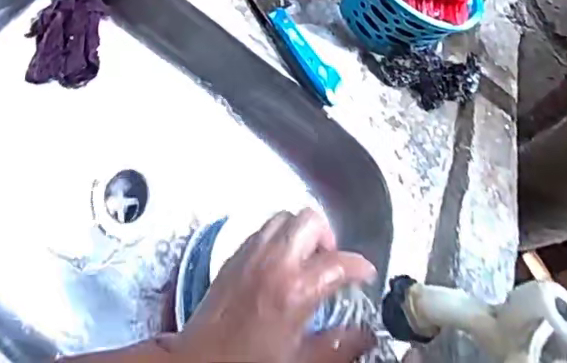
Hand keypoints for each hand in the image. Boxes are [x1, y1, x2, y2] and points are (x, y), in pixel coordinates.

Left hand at [175, 208, 377, 362]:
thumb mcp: (301, 362)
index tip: (365, 273)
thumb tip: (364, 337)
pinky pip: (264, 228)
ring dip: (301, 232)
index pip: (337, 262)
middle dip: (328, 237)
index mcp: (294, 289)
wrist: (201, 362)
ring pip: (285, 217)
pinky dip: (279, 237)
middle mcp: (274, 260)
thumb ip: (337, 348)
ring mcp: (252, 251)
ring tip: (306, 260)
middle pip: (310, 220)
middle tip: (332, 262)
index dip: (359, 265)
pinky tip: (281, 263)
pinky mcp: (235, 253)